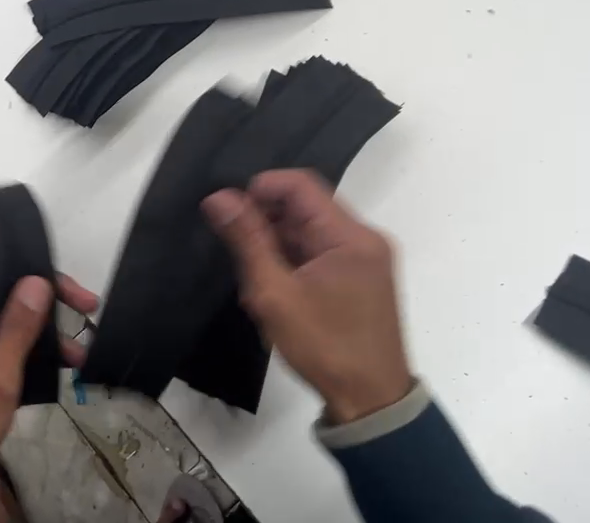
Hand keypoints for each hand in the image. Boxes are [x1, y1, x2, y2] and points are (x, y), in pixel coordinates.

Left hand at [0, 257, 99, 476]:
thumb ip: (18, 325)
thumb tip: (37, 280)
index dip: (9, 248)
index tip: (46, 257)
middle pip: (3, 283)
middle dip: (44, 291)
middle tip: (85, 304)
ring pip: (9, 312)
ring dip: (44, 324)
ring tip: (82, 346)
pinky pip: (5, 335)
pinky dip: (32, 343)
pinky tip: (63, 362)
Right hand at [202, 169, 411, 423]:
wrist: (371, 405)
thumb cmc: (324, 346)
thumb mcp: (274, 292)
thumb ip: (246, 238)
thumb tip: (218, 197)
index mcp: (350, 236)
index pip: (299, 184)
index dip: (259, 188)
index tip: (230, 213)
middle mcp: (364, 239)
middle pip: (304, 205)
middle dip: (264, 219)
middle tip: (237, 248)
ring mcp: (365, 259)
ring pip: (308, 228)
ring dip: (275, 241)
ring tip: (254, 274)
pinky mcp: (360, 277)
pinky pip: (318, 249)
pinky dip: (291, 257)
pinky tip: (273, 285)